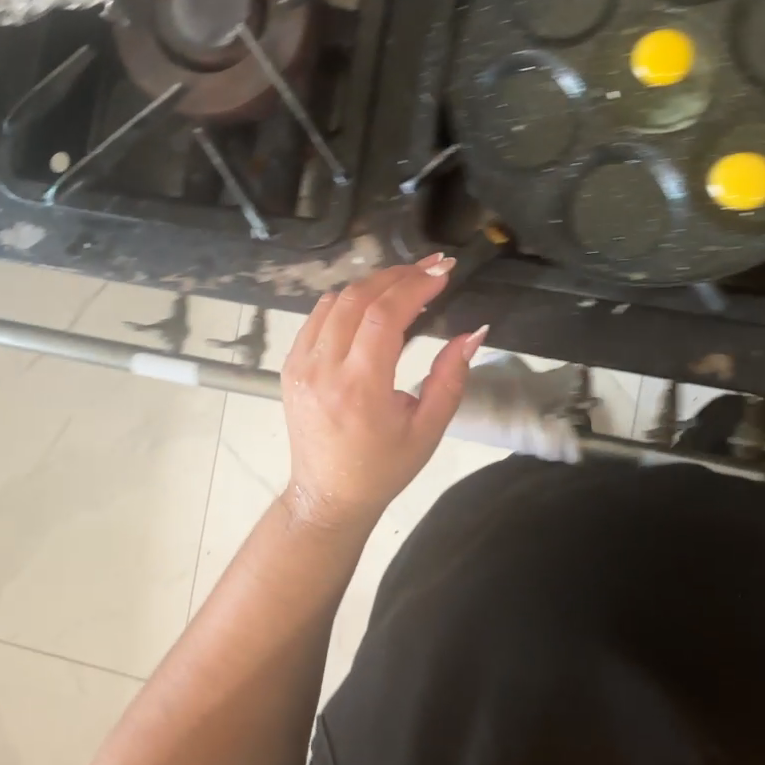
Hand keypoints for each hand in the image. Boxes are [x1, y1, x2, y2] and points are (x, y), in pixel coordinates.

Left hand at [279, 256, 488, 532]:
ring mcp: (300, 365)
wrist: (328, 496)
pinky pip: (318, 317)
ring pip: (335, 301)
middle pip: (358, 298)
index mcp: (359, 388)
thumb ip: (451, 378)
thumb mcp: (428, 430)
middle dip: (398, 275)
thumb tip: (474, 332)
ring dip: (373, 284)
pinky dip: (348, 301)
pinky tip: (372, 303)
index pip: (384, 315)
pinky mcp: (291, 366)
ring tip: (407, 281)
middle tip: (432, 268)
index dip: (415, 286)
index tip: (444, 272)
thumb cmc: (384, 468)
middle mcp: (323, 369)